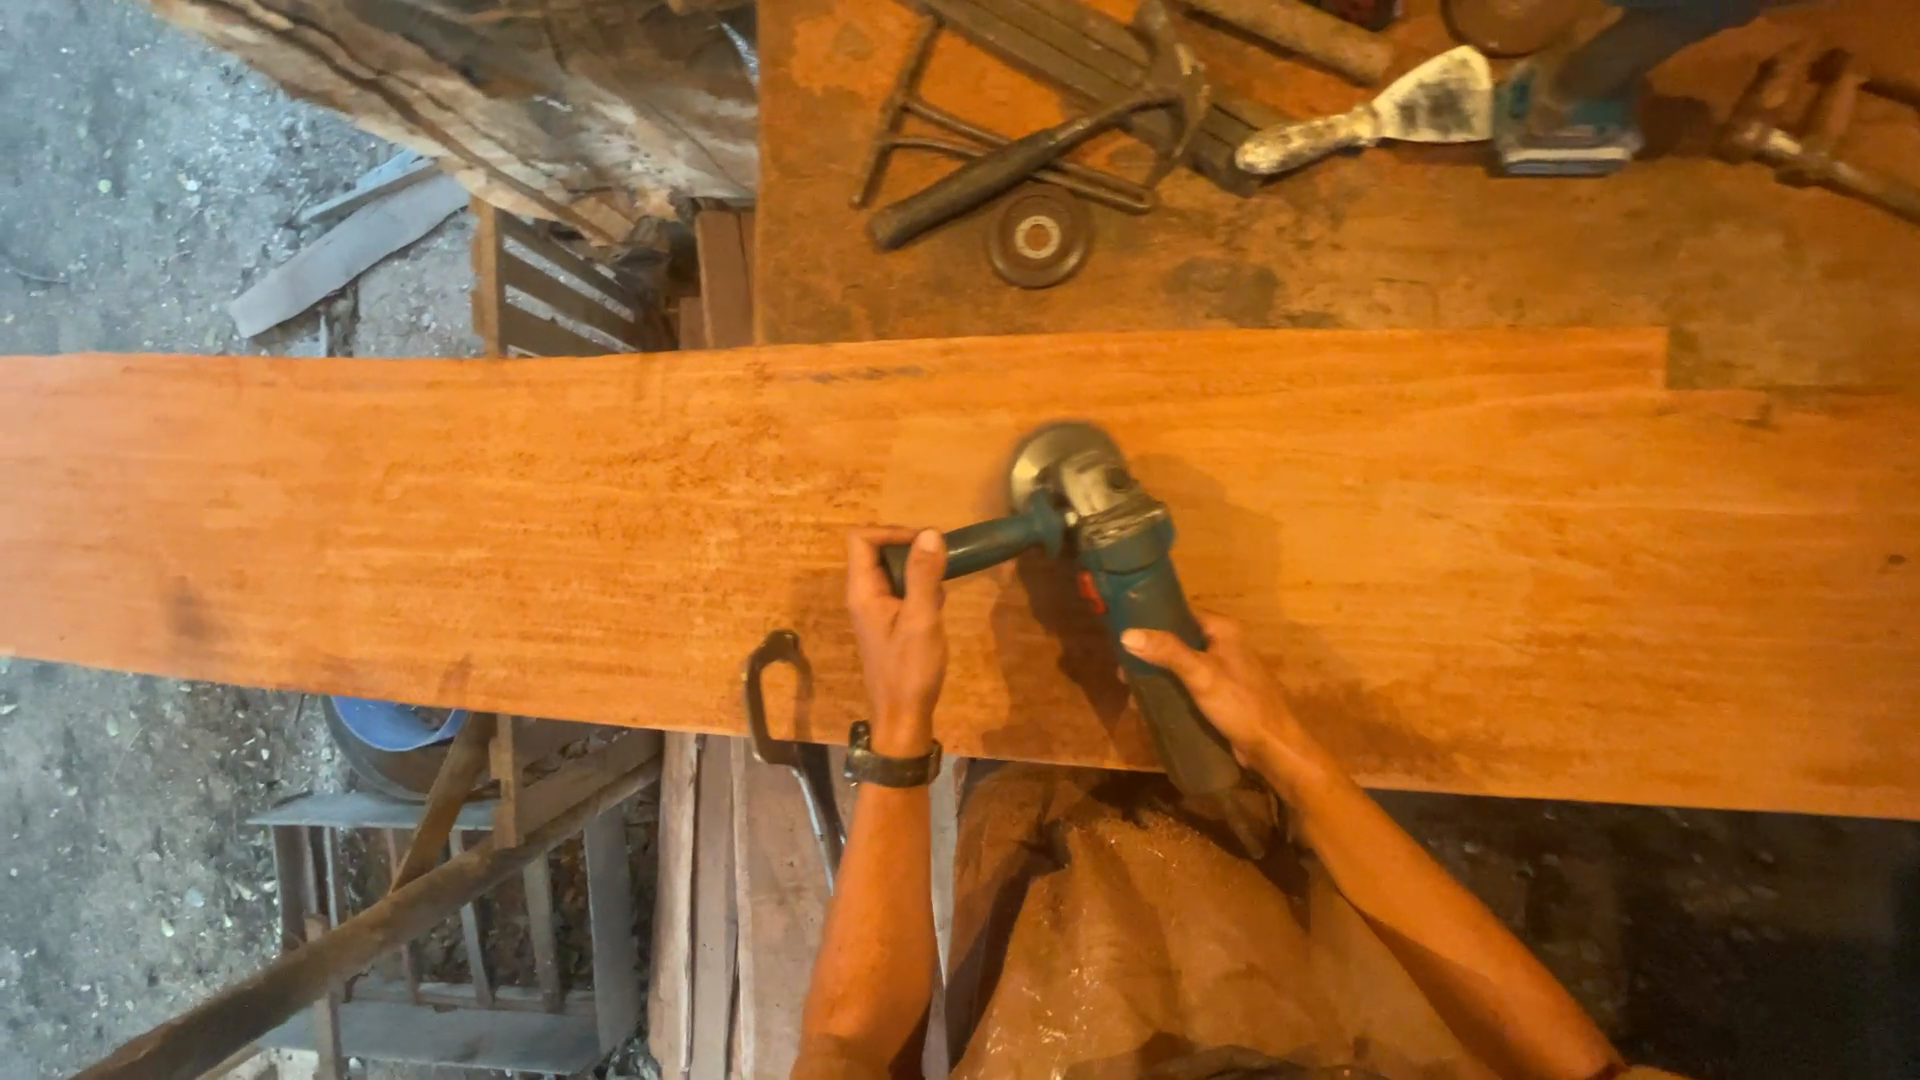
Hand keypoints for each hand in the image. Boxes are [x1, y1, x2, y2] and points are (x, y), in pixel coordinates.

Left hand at [845, 527, 948, 756]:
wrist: (904, 716)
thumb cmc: (910, 670)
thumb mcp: (922, 619)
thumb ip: (924, 576)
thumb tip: (930, 533)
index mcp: (862, 591)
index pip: (862, 538)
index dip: (892, 531)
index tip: (924, 542)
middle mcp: (863, 595)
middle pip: (875, 550)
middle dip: (908, 547)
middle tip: (938, 558)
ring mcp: (875, 609)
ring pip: (890, 570)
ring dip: (916, 568)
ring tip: (942, 580)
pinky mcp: (889, 621)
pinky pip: (901, 589)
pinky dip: (920, 587)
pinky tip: (939, 604)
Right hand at [1120, 612, 1311, 780]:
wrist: (1274, 747)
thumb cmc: (1240, 703)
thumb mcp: (1200, 674)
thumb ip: (1166, 651)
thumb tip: (1126, 634)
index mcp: (1223, 629)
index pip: (1180, 613)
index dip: (1152, 620)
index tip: (1124, 632)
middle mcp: (1224, 644)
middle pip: (1178, 640)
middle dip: (1150, 654)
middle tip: (1123, 670)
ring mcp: (1224, 670)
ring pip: (1181, 665)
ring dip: (1157, 675)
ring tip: (1132, 690)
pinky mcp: (1222, 694)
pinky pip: (1189, 685)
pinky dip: (1171, 690)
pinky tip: (1151, 704)